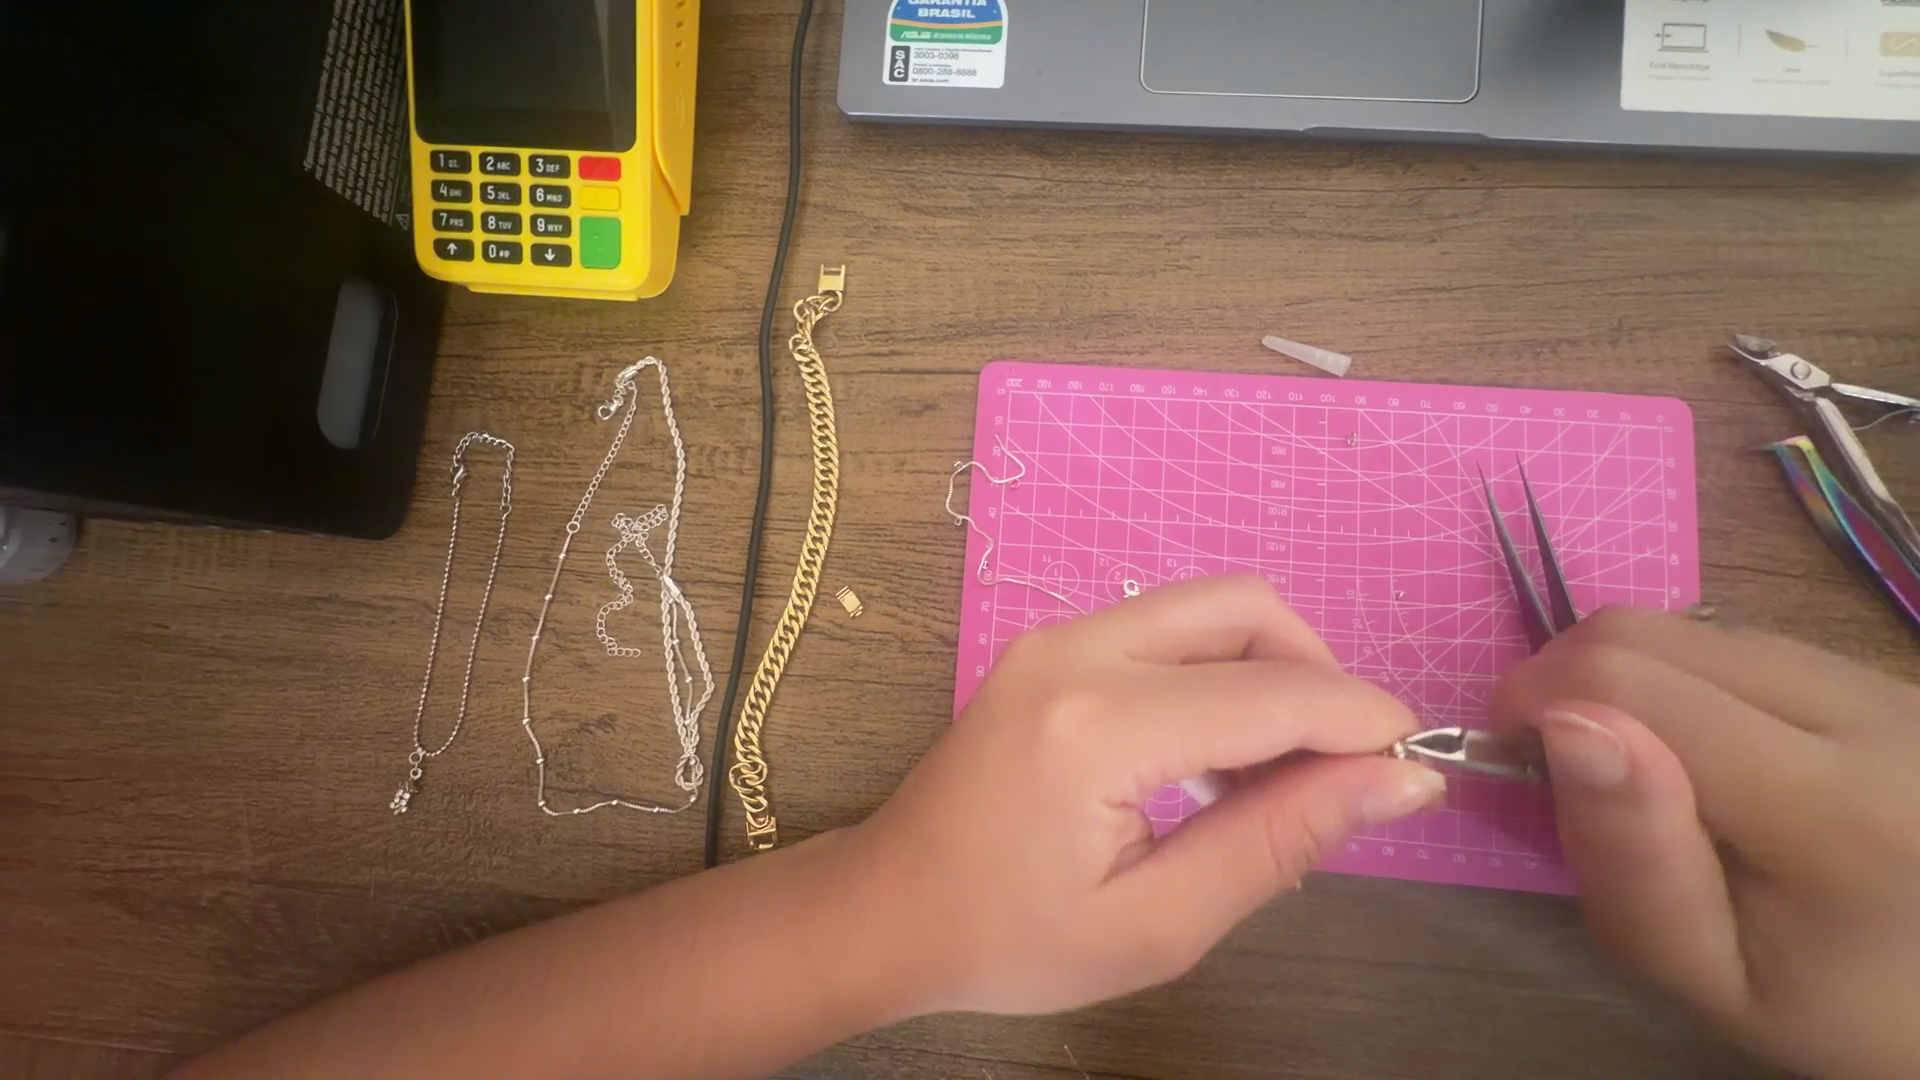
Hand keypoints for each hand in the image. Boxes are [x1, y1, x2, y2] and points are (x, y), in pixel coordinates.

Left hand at [842, 575, 1443, 1015]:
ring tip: (1278, 767)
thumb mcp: (1158, 922)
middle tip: (1342, 759)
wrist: (892, 904)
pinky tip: (1212, 750)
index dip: (1358, 718)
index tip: (1414, 758)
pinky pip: (1157, 630)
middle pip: (1236, 606)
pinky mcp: (1044, 648)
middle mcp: (1073, 651)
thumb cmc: (1012, 937)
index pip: (1267, 694)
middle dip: (1313, 667)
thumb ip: (1278, 839)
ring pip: (1198, 608)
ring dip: (1263, 665)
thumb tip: (1394, 779)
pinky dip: (1211, 670)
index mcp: (1097, 723)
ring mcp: (1051, 639)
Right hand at [1492, 608, 1919, 1079]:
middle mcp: (1875, 717)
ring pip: (1678, 629)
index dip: (1531, 696)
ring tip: (1624, 754)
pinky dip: (1666, 676)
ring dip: (1610, 676)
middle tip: (1552, 755)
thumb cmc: (1815, 1000)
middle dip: (1558, 678)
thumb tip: (1566, 721)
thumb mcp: (1695, 964)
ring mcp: (1885, 686)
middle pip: (1641, 635)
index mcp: (1836, 807)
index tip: (1512, 754)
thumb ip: (1626, 854)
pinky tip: (1686, 742)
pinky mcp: (1878, 675)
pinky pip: (1723, 639)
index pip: (1622, 680)